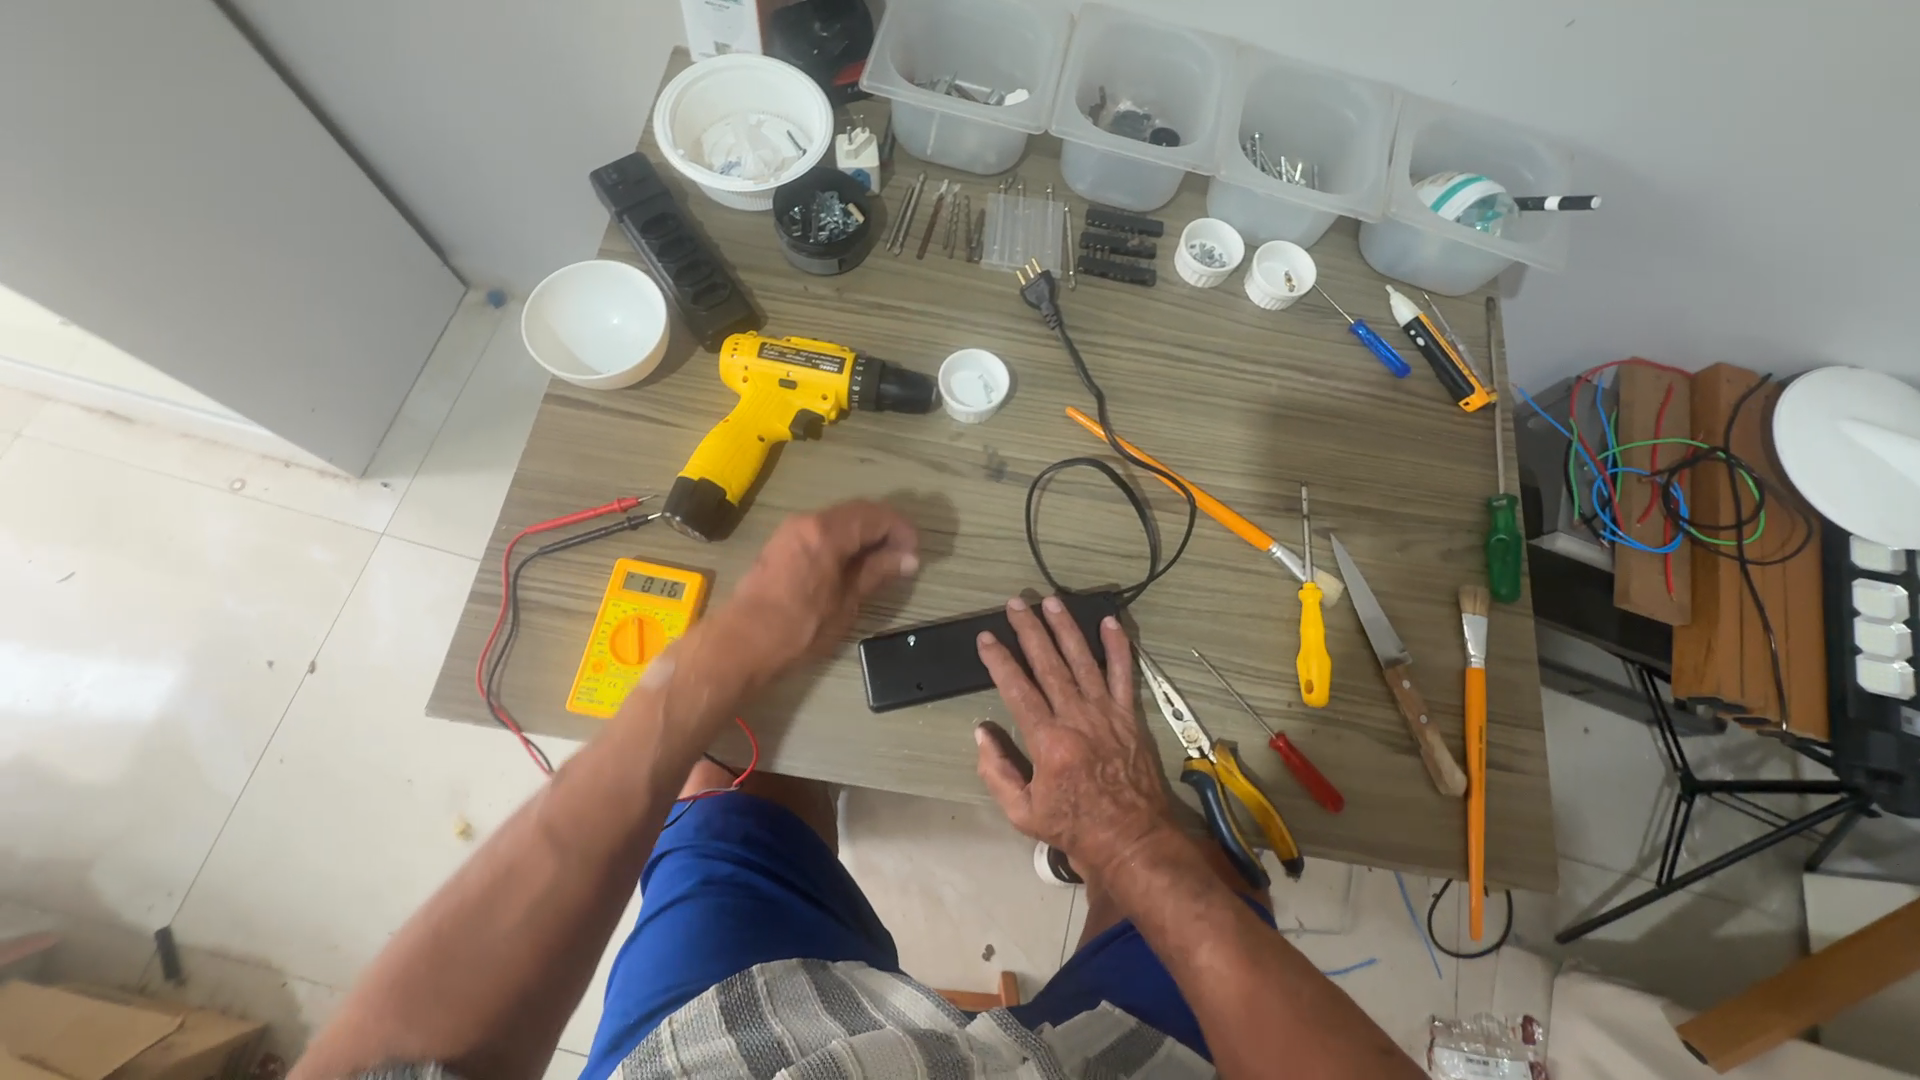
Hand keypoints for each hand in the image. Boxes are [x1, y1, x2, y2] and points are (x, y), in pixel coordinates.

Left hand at [720, 500, 918, 673]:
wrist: (744, 643)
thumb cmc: (800, 627)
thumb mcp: (847, 601)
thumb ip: (877, 572)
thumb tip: (908, 559)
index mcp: (826, 531)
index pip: (876, 516)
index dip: (901, 530)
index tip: (914, 554)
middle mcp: (808, 521)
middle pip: (857, 513)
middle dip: (885, 530)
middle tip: (903, 557)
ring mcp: (791, 531)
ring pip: (838, 521)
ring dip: (863, 536)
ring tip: (881, 563)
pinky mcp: (781, 544)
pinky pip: (821, 532)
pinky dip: (843, 541)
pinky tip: (852, 565)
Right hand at [974, 596, 1177, 882]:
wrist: (1133, 838)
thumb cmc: (1074, 827)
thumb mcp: (1022, 812)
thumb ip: (997, 771)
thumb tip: (982, 732)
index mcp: (1048, 741)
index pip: (1017, 689)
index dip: (999, 660)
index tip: (986, 639)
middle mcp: (1076, 717)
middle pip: (1048, 664)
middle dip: (1029, 630)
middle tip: (1016, 603)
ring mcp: (1106, 712)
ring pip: (1083, 660)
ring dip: (1066, 628)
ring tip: (1051, 601)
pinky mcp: (1129, 715)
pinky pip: (1124, 673)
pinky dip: (1119, 646)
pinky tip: (1110, 622)